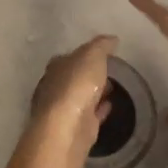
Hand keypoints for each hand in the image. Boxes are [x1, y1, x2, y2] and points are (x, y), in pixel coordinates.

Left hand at [31, 35, 116, 151]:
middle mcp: (56, 87)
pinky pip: (91, 114)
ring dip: (94, 91)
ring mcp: (65, 109)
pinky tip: (110, 106)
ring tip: (111, 87)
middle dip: (88, 74)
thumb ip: (101, 46)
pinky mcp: (76, 127)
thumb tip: (112, 39)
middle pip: (74, 77)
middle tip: (107, 71)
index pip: (69, 57)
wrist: (67, 128)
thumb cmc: (77, 85)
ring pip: (82, 96)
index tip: (101, 54)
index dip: (84, 54)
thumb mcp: (92, 55)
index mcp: (56, 67)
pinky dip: (100, 109)